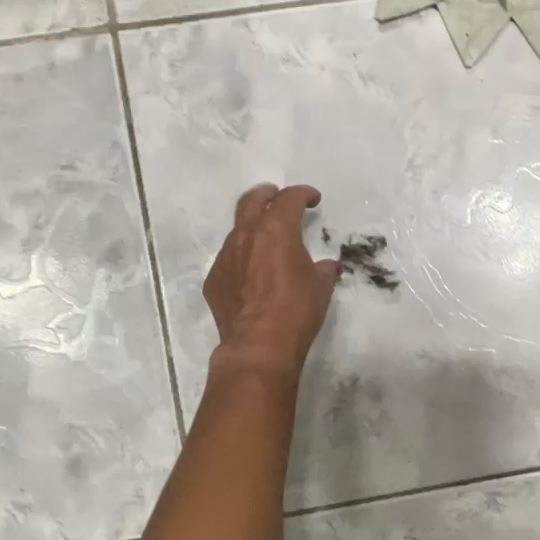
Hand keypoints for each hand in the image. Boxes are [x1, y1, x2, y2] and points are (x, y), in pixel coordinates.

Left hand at [202, 184, 338, 381]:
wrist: (258, 345)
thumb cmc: (296, 311)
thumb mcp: (320, 288)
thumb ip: (323, 270)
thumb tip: (325, 266)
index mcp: (276, 231)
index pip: (289, 199)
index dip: (303, 194)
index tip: (313, 199)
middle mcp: (246, 236)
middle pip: (251, 201)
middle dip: (267, 194)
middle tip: (277, 197)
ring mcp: (225, 258)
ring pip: (237, 231)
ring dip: (253, 228)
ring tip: (266, 239)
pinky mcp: (214, 280)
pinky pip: (229, 260)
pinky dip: (243, 258)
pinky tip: (252, 274)